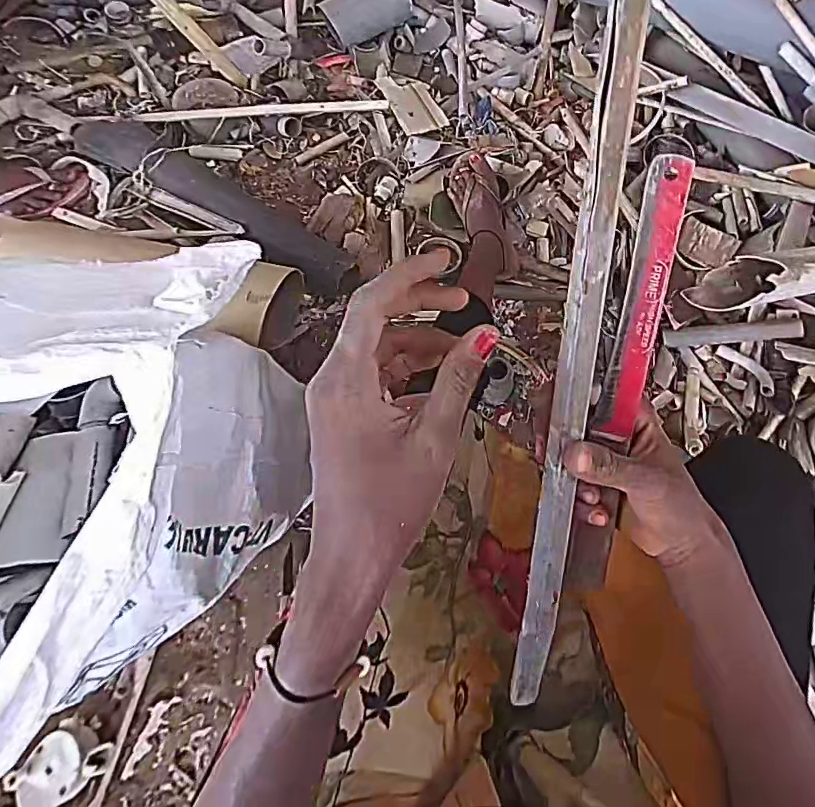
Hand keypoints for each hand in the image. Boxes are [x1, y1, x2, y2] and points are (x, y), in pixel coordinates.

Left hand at [304, 248, 497, 588]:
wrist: (352, 556)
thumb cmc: (385, 508)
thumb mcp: (434, 436)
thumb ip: (458, 378)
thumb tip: (482, 337)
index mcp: (346, 380)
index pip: (372, 302)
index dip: (410, 273)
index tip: (442, 258)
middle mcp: (332, 380)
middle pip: (375, 316)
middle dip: (420, 301)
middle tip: (459, 297)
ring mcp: (335, 394)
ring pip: (378, 343)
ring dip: (419, 337)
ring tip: (460, 347)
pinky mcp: (343, 408)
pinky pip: (377, 369)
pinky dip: (408, 364)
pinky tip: (440, 374)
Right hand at [565, 404, 726, 567]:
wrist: (680, 543)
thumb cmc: (682, 505)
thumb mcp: (645, 479)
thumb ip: (609, 465)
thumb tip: (577, 454)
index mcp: (635, 419)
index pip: (601, 394)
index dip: (578, 400)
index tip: (561, 417)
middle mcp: (616, 435)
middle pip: (576, 423)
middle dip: (567, 447)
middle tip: (563, 459)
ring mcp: (604, 459)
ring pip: (570, 456)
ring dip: (576, 480)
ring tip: (595, 495)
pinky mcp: (595, 482)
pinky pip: (572, 483)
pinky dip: (580, 499)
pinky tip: (599, 510)